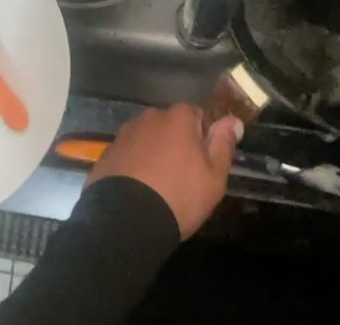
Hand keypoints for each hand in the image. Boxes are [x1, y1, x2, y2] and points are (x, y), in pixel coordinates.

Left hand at [89, 103, 240, 238]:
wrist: (126, 223)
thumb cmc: (178, 196)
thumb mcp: (214, 177)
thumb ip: (224, 144)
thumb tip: (233, 119)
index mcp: (179, 117)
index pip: (197, 116)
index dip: (201, 139)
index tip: (201, 164)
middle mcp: (150, 117)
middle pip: (170, 126)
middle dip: (175, 144)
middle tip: (180, 178)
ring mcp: (125, 134)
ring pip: (147, 140)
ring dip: (153, 155)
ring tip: (156, 188)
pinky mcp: (107, 153)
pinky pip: (127, 156)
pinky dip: (133, 167)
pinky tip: (136, 192)